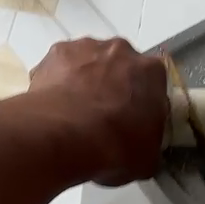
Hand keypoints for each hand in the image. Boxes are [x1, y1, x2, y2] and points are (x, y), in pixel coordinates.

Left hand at [27, 38, 167, 186]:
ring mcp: (85, 48)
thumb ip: (149, 140)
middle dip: (112, 84)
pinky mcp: (55, 53)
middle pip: (119, 65)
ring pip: (88, 62)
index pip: (152, 81)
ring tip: (73, 111)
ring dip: (84, 80)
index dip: (141, 99)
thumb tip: (142, 145)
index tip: (132, 118)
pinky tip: (52, 105)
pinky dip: (57, 81)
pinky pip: (59, 66)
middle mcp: (121, 50)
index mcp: (151, 71)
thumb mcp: (147, 156)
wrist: (64, 135)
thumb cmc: (114, 145)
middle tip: (101, 114)